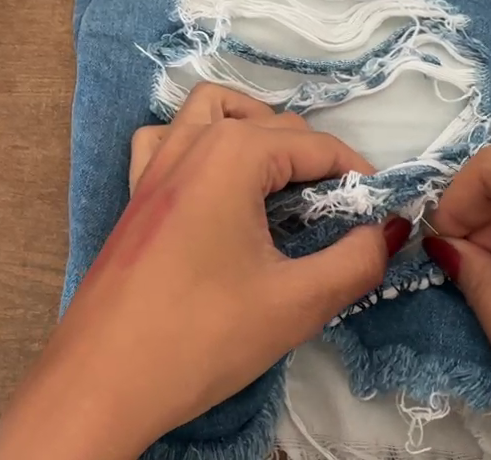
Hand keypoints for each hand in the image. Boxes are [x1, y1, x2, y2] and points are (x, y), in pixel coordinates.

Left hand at [0, 85, 408, 459]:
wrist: (103, 379)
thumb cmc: (202, 335)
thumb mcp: (295, 303)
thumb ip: (355, 261)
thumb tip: (387, 231)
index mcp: (234, 153)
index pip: (315, 145)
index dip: (358, 174)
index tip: (383, 209)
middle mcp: (193, 139)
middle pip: (272, 126)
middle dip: (315, 159)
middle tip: (342, 214)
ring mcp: (156, 160)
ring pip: (215, 111)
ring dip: (254, 128)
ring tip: (282, 177)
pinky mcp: (135, 188)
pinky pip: (168, 138)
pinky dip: (197, 140)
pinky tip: (212, 180)